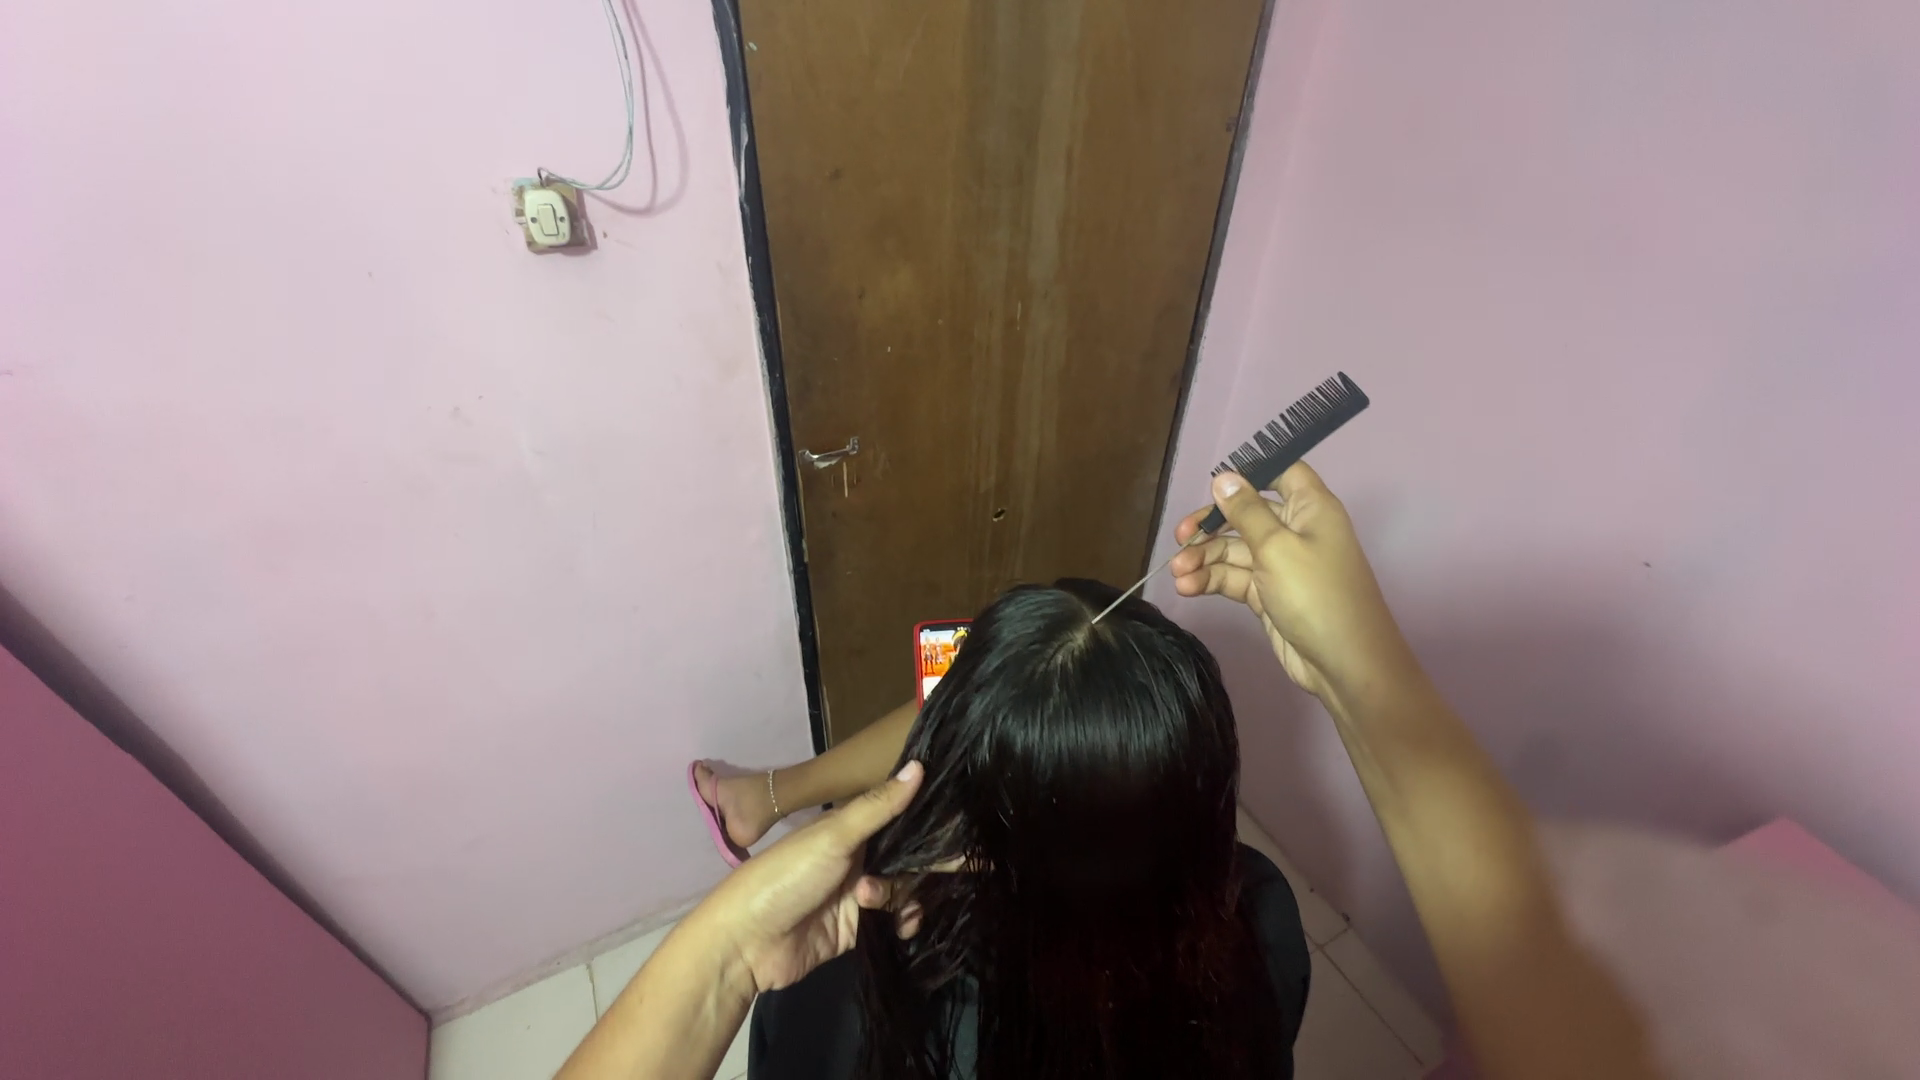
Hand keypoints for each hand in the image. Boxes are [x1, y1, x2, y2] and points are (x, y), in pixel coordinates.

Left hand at [690, 761, 925, 994]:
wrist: (747, 943)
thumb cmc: (788, 875)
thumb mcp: (834, 835)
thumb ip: (879, 805)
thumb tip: (921, 763)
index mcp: (852, 825)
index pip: (900, 814)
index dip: (927, 819)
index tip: (958, 825)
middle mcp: (860, 855)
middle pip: (908, 855)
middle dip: (922, 864)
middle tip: (943, 871)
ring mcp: (860, 893)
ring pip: (904, 888)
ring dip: (902, 895)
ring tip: (872, 903)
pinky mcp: (859, 928)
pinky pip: (895, 920)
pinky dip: (904, 922)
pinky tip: (902, 926)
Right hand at [1170, 462, 1418, 703]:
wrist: (1342, 663)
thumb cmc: (1315, 594)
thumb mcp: (1276, 547)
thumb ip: (1246, 511)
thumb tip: (1223, 476)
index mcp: (1309, 508)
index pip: (1281, 472)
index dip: (1250, 473)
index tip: (1215, 484)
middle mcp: (1294, 531)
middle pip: (1245, 514)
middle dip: (1210, 525)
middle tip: (1180, 537)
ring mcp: (1279, 564)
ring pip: (1233, 549)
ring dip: (1203, 558)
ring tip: (1178, 574)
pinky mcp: (1267, 593)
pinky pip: (1233, 578)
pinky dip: (1210, 580)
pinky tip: (1187, 588)